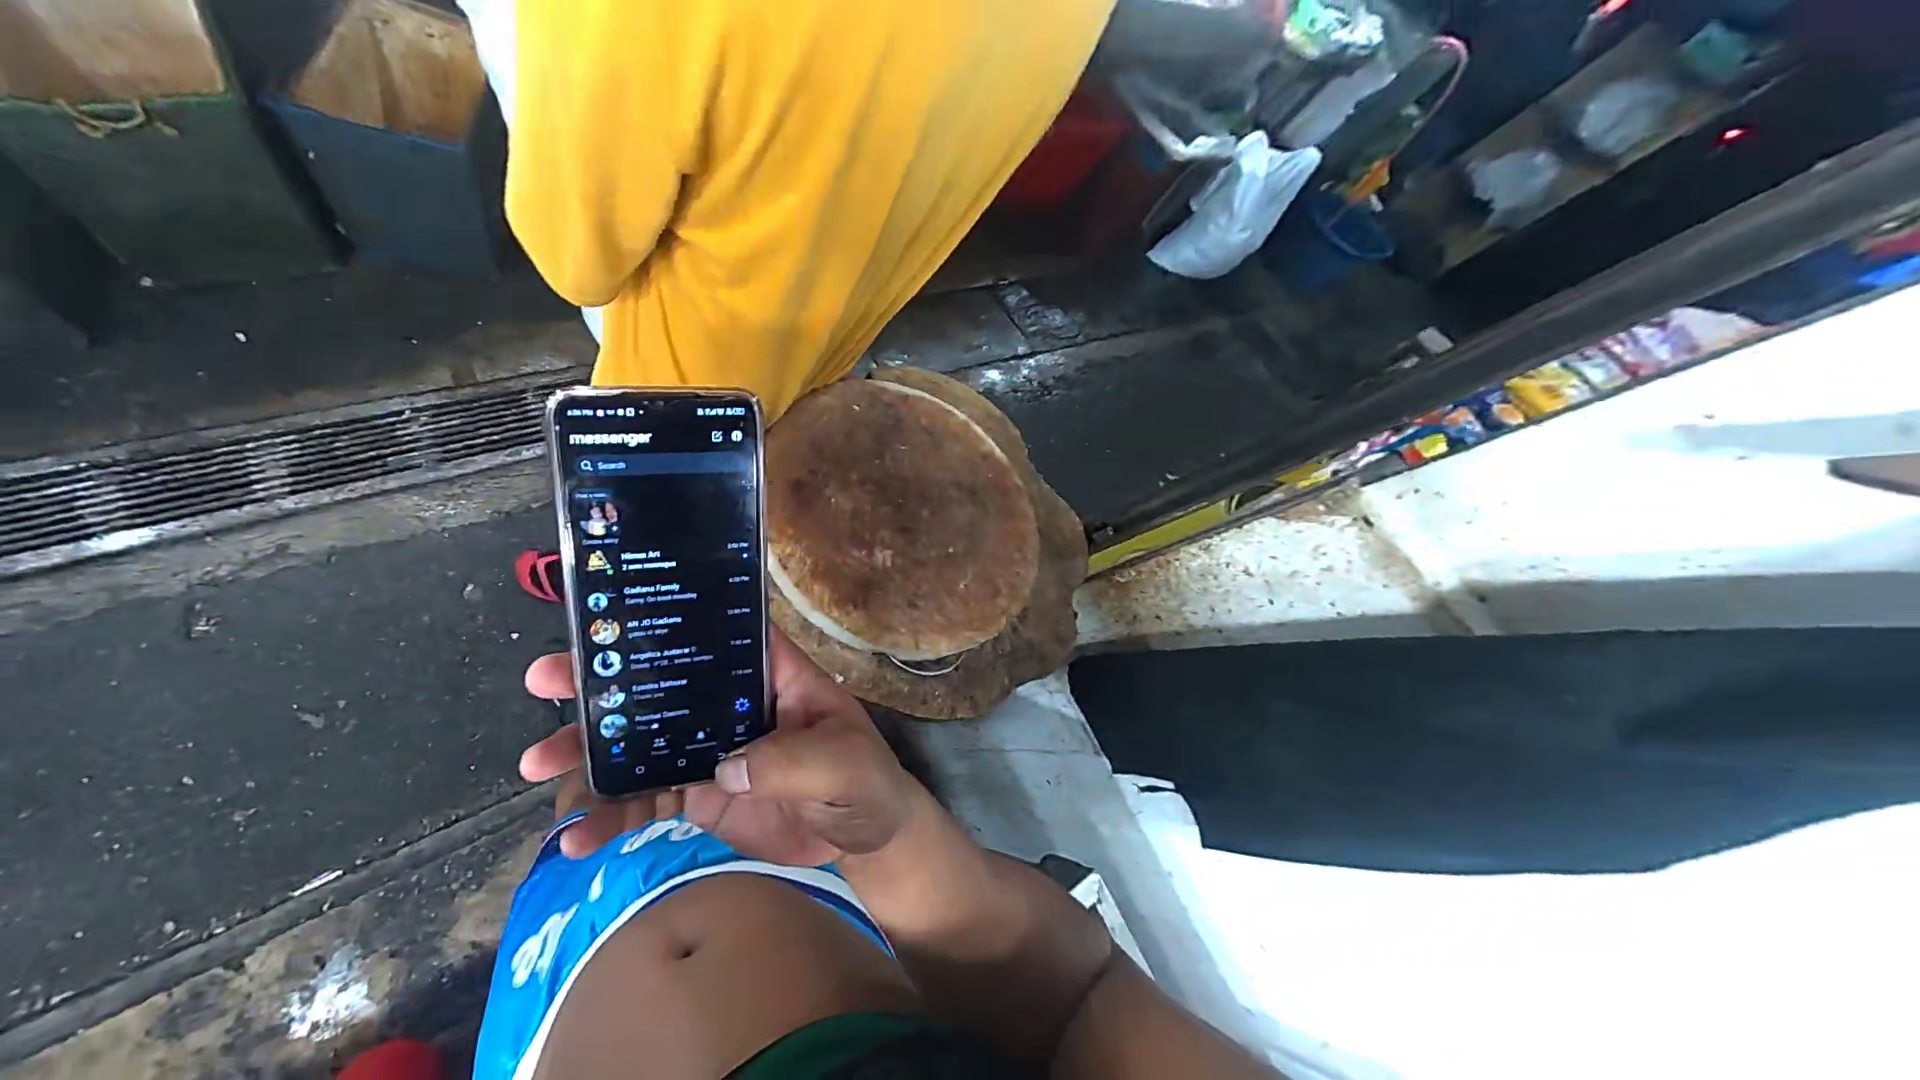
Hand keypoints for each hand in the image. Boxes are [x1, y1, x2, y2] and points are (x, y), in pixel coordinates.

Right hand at [520, 628, 922, 864]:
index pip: (719, 633)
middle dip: (603, 680)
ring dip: (589, 753)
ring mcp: (711, 748)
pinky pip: (647, 798)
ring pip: (640, 742)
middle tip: (545, 678)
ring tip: (540, 767)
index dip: (669, 618)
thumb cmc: (865, 782)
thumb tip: (724, 769)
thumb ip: (792, 761)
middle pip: (662, 683)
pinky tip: (577, 839)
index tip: (609, 612)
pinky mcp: (700, 793)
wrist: (863, 839)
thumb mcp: (843, 762)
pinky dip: (612, 816)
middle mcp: (731, 703)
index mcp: (770, 675)